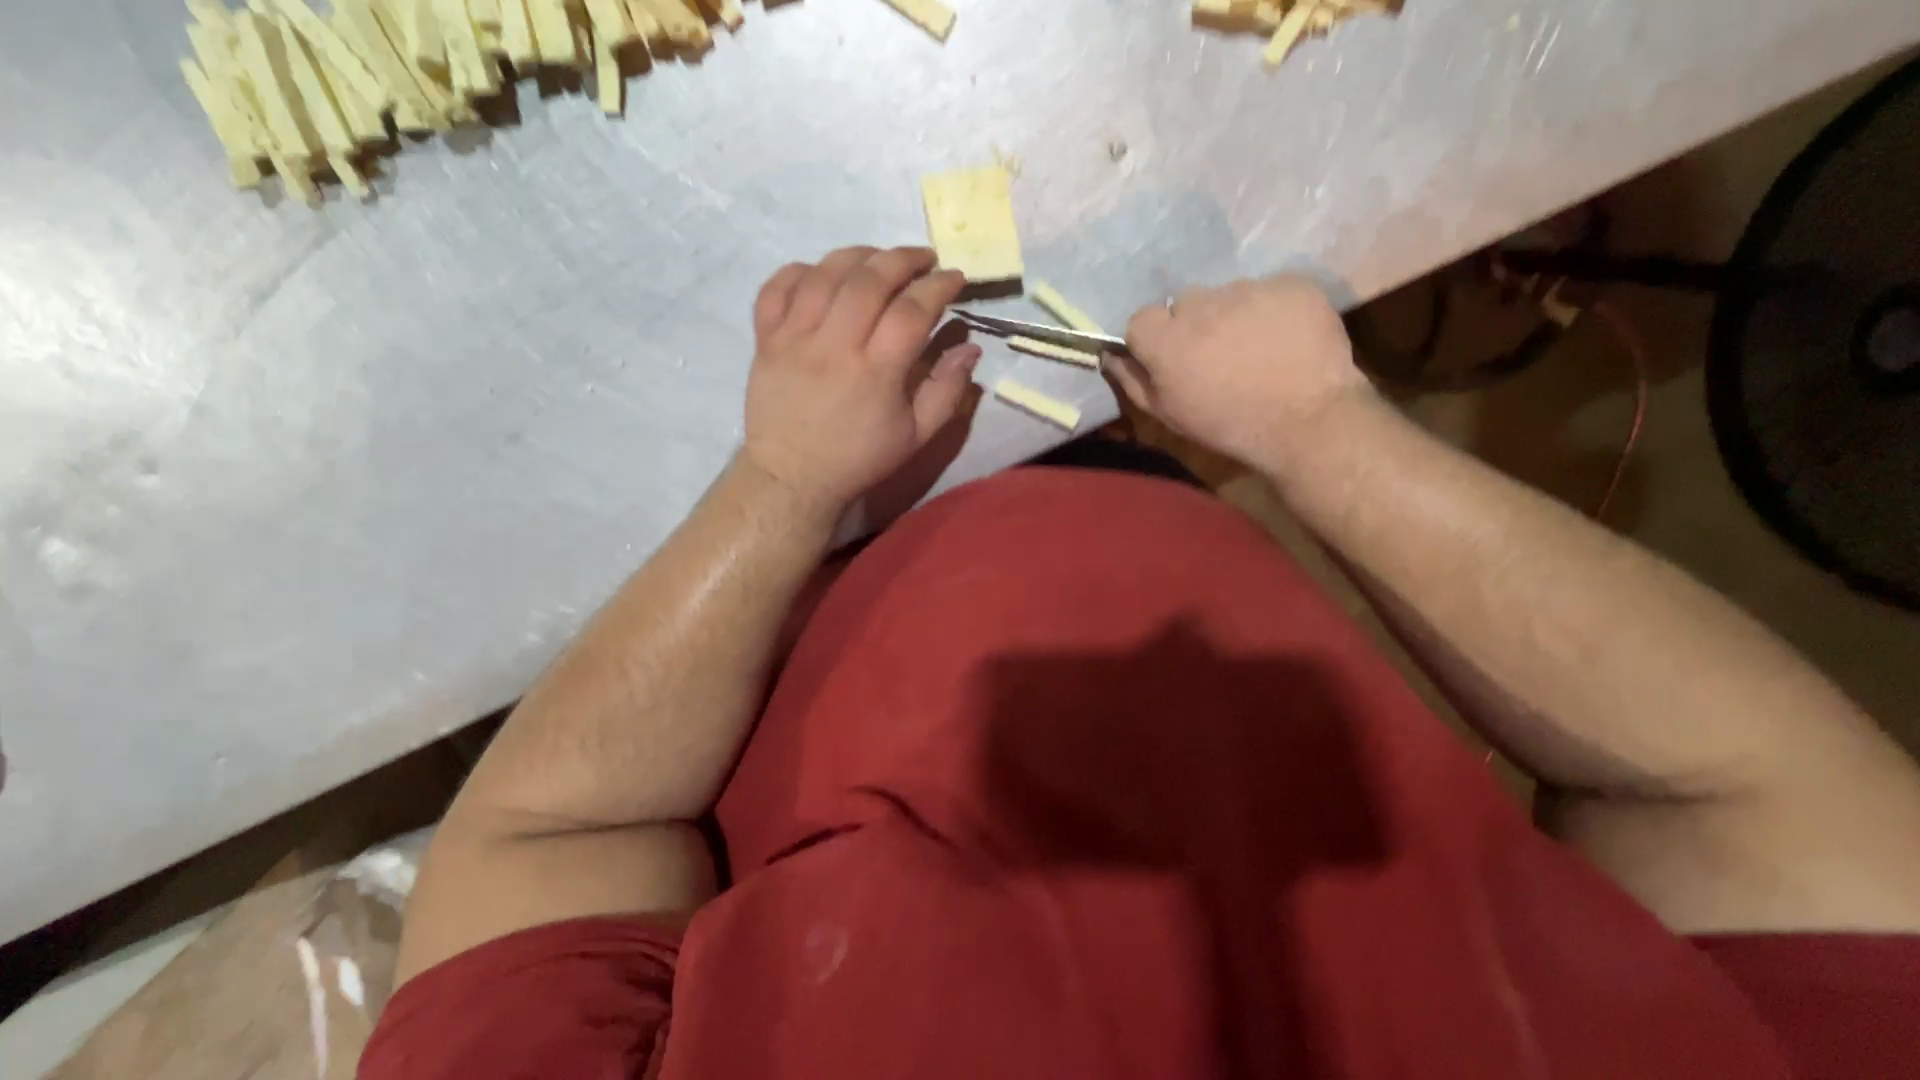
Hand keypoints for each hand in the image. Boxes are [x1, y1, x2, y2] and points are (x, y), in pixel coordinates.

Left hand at [742, 246, 980, 514]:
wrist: (792, 477)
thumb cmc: (859, 458)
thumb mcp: (916, 436)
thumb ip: (946, 390)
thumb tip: (971, 348)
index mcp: (876, 372)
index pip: (912, 311)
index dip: (938, 286)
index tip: (954, 278)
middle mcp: (834, 346)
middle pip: (869, 280)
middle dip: (902, 259)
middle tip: (922, 259)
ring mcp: (794, 339)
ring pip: (824, 275)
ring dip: (857, 256)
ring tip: (878, 259)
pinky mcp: (766, 340)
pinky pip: (777, 288)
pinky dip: (801, 271)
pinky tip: (823, 274)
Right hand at [1107, 277, 1375, 468]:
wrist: (1308, 420)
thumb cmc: (1229, 425)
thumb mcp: (1169, 415)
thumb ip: (1133, 380)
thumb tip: (1111, 354)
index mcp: (1166, 338)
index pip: (1142, 319)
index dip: (1155, 340)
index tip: (1173, 361)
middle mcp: (1202, 303)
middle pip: (1187, 304)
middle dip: (1196, 325)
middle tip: (1219, 357)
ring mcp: (1249, 289)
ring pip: (1229, 295)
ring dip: (1235, 316)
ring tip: (1258, 350)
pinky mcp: (1290, 284)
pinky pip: (1271, 291)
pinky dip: (1274, 310)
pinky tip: (1286, 340)